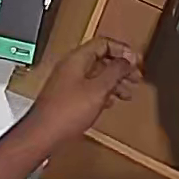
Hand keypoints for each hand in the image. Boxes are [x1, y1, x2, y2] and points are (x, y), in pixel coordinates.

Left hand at [27, 37, 141, 146]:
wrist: (42, 135)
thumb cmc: (66, 112)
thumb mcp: (99, 89)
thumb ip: (116, 71)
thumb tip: (128, 60)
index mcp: (77, 59)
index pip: (104, 43)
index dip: (122, 50)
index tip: (135, 61)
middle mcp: (71, 67)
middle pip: (101, 58)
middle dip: (120, 67)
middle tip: (135, 76)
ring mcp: (67, 82)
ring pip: (96, 74)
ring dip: (114, 81)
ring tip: (127, 92)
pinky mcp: (65, 97)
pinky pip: (89, 88)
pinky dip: (103, 92)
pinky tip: (109, 101)